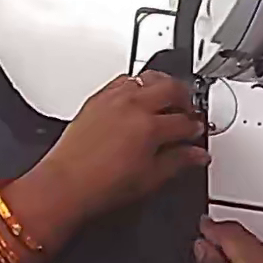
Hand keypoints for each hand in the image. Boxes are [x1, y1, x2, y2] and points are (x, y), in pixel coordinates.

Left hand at [14, 71, 207, 233]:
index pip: (184, 121)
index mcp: (150, 127)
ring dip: (163, 85)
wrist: (66, 184)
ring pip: (148, 77)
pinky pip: (124, 80)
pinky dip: (138, 84)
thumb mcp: (150, 178)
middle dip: (186, 98)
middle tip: (188, 111)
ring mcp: (114, 98)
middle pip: (172, 88)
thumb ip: (178, 161)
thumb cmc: (101, 185)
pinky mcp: (98, 97)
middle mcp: (133, 106)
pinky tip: (139, 95)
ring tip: (167, 98)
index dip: (195, 128)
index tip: (196, 132)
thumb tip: (196, 155)